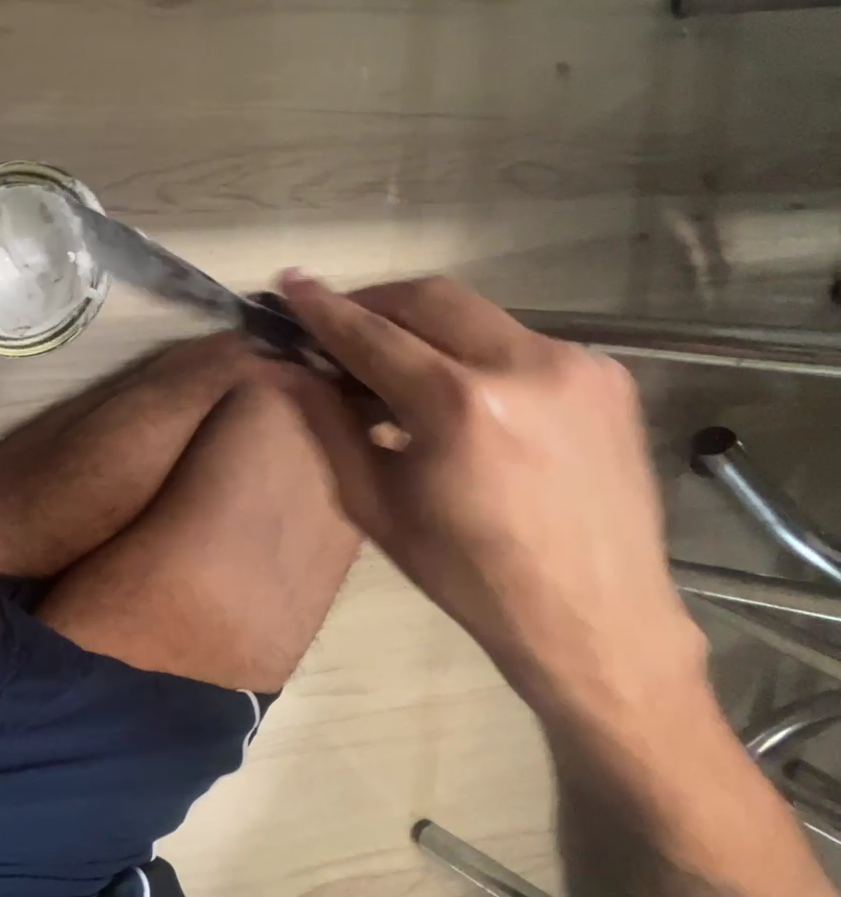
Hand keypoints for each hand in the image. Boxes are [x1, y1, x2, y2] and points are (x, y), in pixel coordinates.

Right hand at [277, 272, 704, 714]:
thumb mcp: (372, 501)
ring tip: (391, 362)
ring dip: (421, 324)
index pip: (372, 335)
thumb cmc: (463, 569)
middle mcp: (525, 366)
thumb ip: (327, 423)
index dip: (323, 308)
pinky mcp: (608, 376)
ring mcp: (578, 366)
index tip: (290, 282)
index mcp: (458, 406)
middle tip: (336, 322)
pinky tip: (453, 388)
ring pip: (476, 313)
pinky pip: (516, 340)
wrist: (593, 615)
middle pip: (430, 298)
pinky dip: (469, 348)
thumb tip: (287, 369)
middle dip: (374, 300)